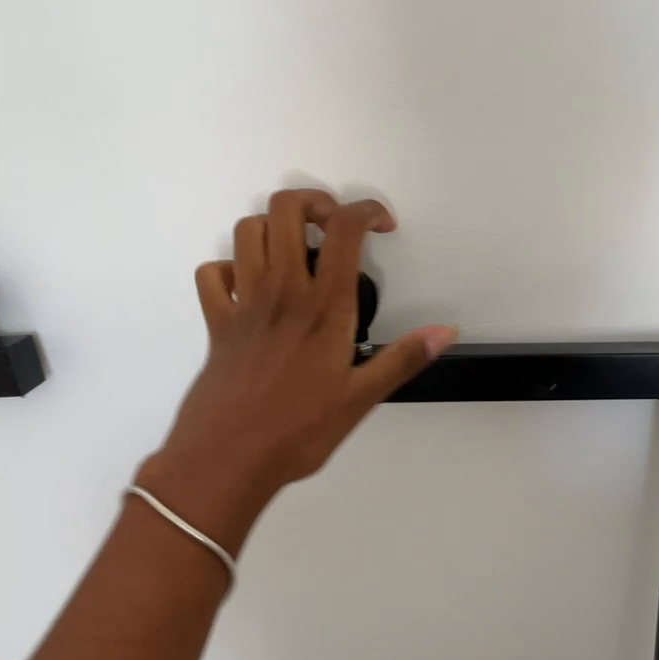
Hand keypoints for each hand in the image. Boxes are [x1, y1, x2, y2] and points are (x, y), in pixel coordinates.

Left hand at [136, 190, 455, 544]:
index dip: (367, 210)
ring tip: (298, 249)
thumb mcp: (362, 399)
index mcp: (323, 308)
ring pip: (248, 230)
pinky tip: (251, 286)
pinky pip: (213, 273)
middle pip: (286, 209)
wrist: (228, 458)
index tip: (383, 224)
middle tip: (335, 224)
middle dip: (314, 201)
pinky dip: (231, 266)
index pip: (345, 231)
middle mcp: (281, 293)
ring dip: (274, 226)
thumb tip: (445, 332)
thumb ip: (404, 359)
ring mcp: (243, 304)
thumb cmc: (297, 432)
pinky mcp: (217, 323)